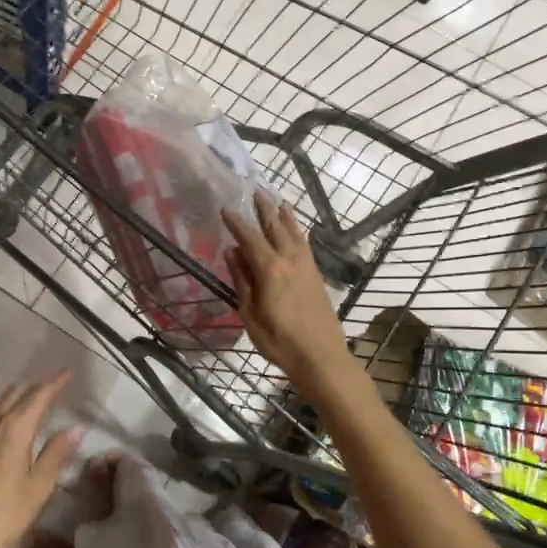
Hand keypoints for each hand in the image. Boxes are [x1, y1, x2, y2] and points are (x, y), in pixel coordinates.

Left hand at [0, 372, 81, 547]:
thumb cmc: (5, 514)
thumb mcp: (38, 487)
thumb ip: (56, 454)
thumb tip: (75, 428)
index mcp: (14, 431)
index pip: (38, 397)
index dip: (55, 383)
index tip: (70, 373)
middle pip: (17, 394)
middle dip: (38, 385)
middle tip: (57, 383)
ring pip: (1, 403)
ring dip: (19, 394)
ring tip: (35, 393)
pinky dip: (5, 407)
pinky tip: (8, 418)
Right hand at [223, 191, 351, 381]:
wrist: (320, 356)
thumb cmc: (278, 340)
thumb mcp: (250, 313)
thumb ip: (241, 280)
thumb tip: (231, 251)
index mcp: (269, 269)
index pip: (250, 238)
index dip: (237, 222)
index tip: (225, 208)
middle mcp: (289, 261)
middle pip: (275, 228)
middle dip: (264, 209)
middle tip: (256, 191)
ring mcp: (306, 267)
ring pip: (294, 233)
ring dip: (285, 216)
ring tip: (279, 202)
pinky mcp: (317, 276)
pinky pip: (306, 246)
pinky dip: (300, 233)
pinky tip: (299, 230)